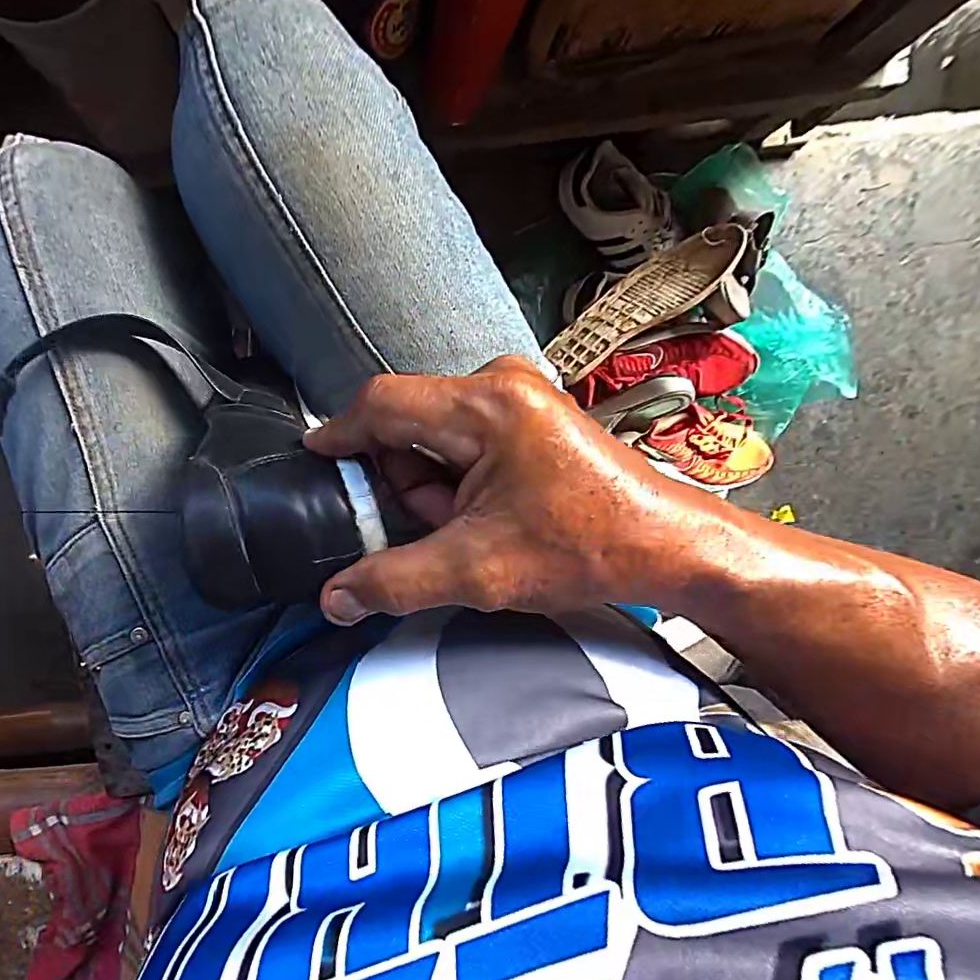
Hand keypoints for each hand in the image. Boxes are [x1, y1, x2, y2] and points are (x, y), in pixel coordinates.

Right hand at [304, 355, 717, 623]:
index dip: (340, 435)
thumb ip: (394, 581)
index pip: (382, 405)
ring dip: (434, 490)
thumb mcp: (478, 570)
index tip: (316, 460)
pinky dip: (458, 482)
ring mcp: (518, 398)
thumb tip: (339, 595)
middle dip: (406, 486)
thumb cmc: (591, 546)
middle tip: (436, 530)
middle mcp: (501, 385)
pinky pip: (463, 442)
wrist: (663, 546)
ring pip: (433, 439)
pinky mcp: (527, 417)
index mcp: (487, 406)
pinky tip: (486, 515)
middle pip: (407, 427)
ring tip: (474, 528)